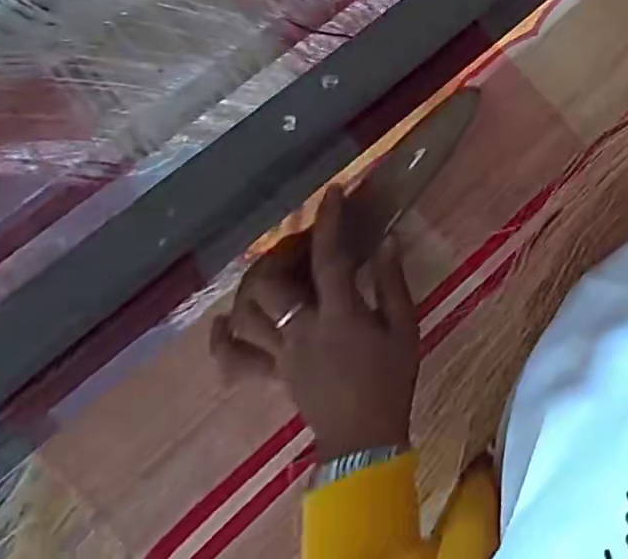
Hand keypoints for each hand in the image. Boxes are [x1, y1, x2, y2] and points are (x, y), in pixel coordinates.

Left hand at [210, 185, 417, 459]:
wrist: (364, 435)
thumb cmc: (391, 376)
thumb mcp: (404, 325)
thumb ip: (393, 281)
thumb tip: (387, 241)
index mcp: (339, 315)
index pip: (328, 259)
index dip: (328, 222)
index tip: (332, 193)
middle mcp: (302, 331)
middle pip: (269, 286)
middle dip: (278, 255)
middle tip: (297, 242)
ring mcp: (281, 354)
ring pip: (247, 316)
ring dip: (253, 286)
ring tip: (269, 268)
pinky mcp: (272, 374)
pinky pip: (235, 360)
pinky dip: (223, 339)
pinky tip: (224, 321)